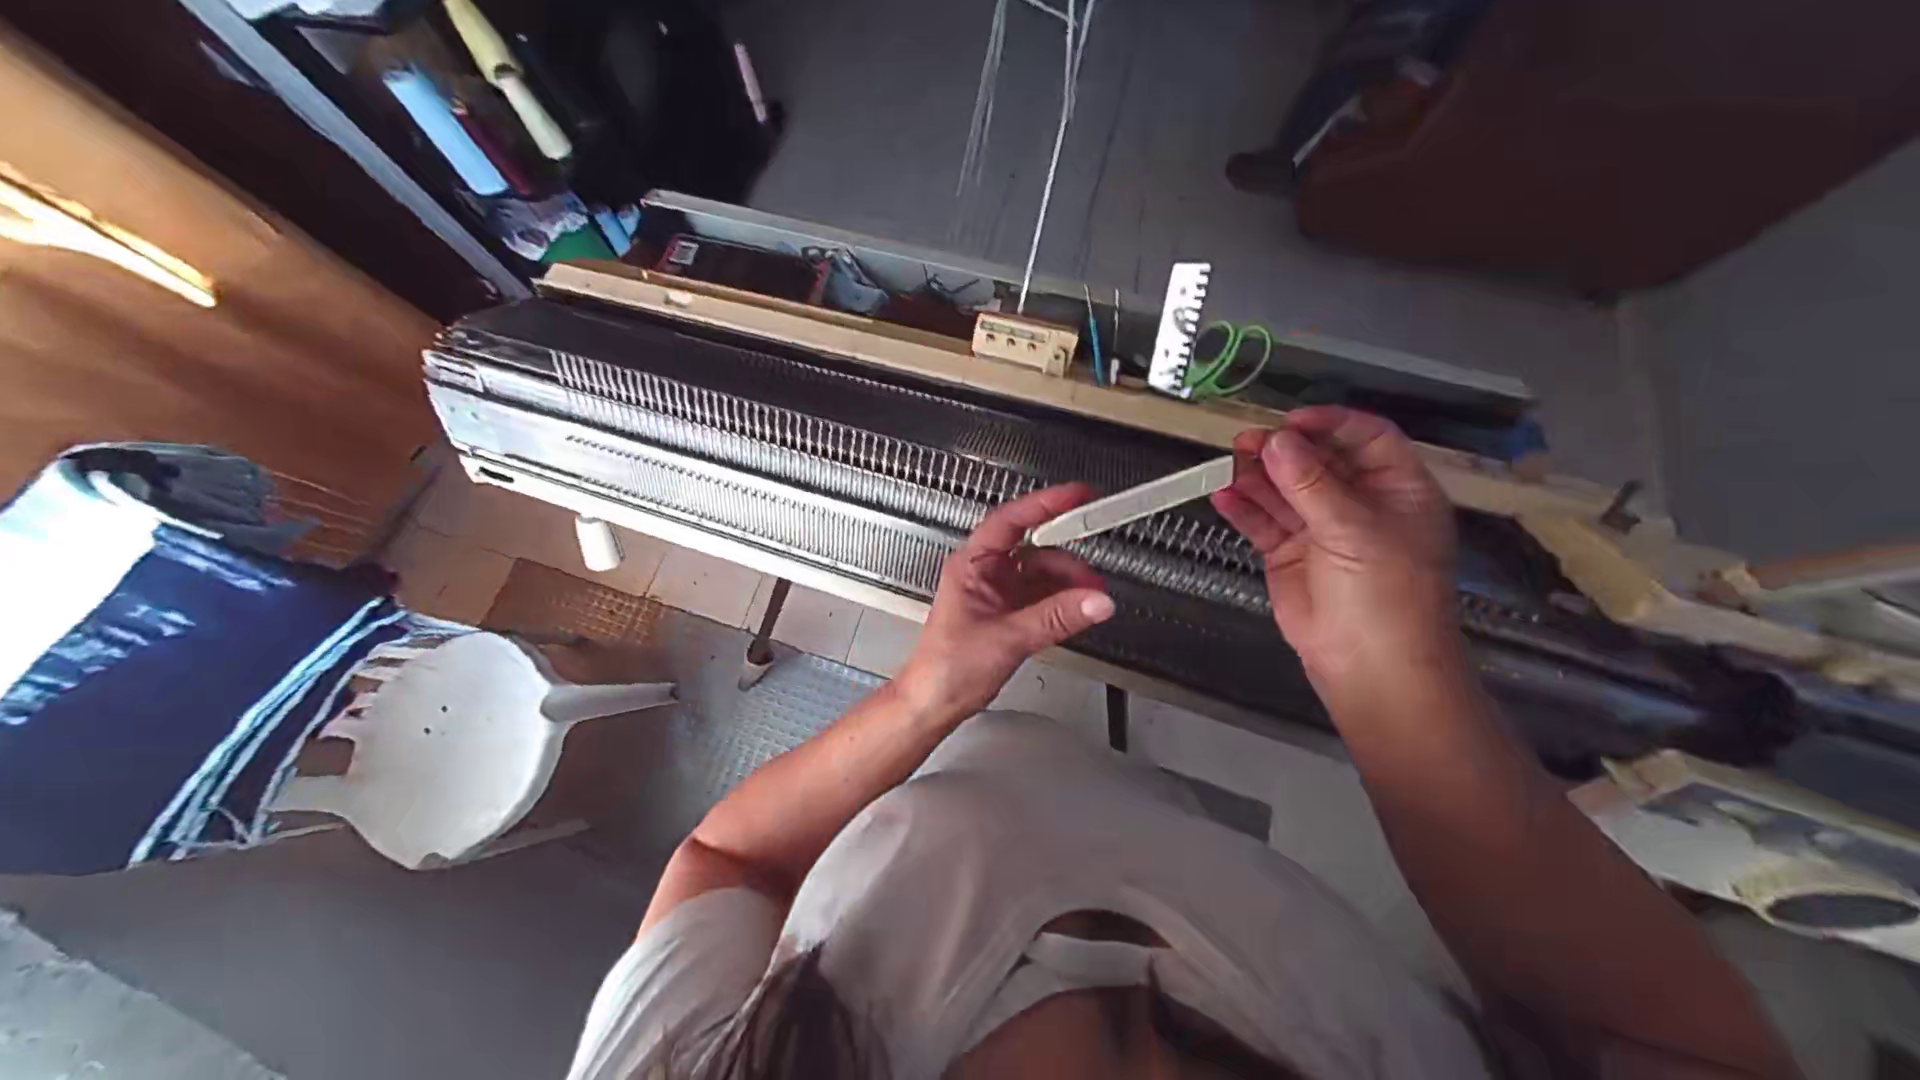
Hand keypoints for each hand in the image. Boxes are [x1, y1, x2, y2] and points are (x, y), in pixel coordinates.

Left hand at [897, 484, 1115, 720]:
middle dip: (1068, 557)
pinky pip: (1043, 597)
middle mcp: (984, 573)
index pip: (1012, 520)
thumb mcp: (1007, 638)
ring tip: (1091, 598)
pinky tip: (1078, 610)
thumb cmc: (945, 667)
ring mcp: (997, 593)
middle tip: (1095, 566)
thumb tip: (1094, 600)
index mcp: (971, 565)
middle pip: (1034, 547)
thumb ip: (1056, 618)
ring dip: (1069, 583)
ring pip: (1042, 574)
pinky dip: (1063, 602)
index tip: (1078, 496)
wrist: (933, 702)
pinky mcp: (1008, 613)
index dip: (1047, 503)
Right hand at [1208, 407, 1459, 690]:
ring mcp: (1320, 530)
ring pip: (1283, 491)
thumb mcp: (1355, 531)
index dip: (1331, 424)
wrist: (1369, 666)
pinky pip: (1262, 522)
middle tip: (1246, 442)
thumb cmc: (1389, 597)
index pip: (1367, 439)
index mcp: (1396, 490)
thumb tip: (1276, 443)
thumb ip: (1311, 485)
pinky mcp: (1288, 554)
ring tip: (1227, 465)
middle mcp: (1358, 505)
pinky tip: (1223, 496)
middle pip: (1316, 462)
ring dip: (1256, 477)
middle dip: (1282, 450)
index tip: (1292, 421)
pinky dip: (1242, 509)